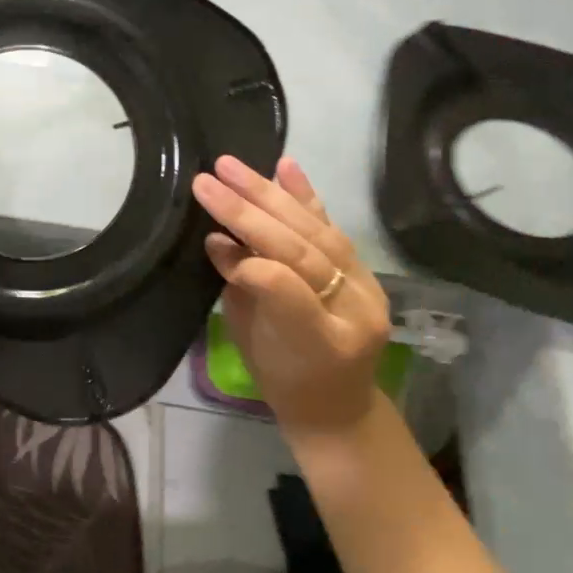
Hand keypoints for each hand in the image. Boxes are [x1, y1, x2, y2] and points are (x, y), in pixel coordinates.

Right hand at [191, 155, 390, 436]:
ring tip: (231, 166)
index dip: (248, 261)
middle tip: (207, 180)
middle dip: (249, 213)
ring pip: (315, 232)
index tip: (210, 240)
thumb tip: (219, 244)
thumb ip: (243, 293)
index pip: (286, 287)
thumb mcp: (251, 344)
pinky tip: (286, 167)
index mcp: (322, 340)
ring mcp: (364, 287)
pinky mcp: (363, 271)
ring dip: (270, 194)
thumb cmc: (283, 378)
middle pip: (299, 250)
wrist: (336, 406)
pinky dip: (308, 196)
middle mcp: (353, 309)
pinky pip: (332, 229)